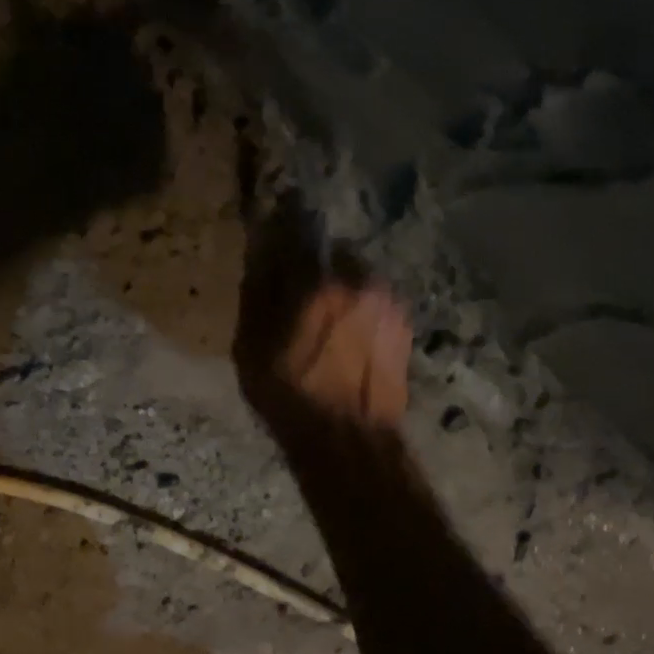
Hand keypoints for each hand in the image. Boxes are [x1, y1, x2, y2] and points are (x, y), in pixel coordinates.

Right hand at [233, 194, 411, 433]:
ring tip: (317, 317)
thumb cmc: (287, 395)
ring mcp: (387, 301)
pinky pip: (373, 300)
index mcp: (317, 281)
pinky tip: (340, 336)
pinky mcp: (402, 325)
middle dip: (312, 260)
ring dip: (336, 284)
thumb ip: (257, 291)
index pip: (295, 230)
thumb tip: (260, 248)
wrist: (346, 438)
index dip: (280, 221)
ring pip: (356, 275)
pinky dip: (355, 307)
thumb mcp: (251, 346)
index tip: (269, 215)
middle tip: (292, 286)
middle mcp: (360, 279)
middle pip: (331, 251)